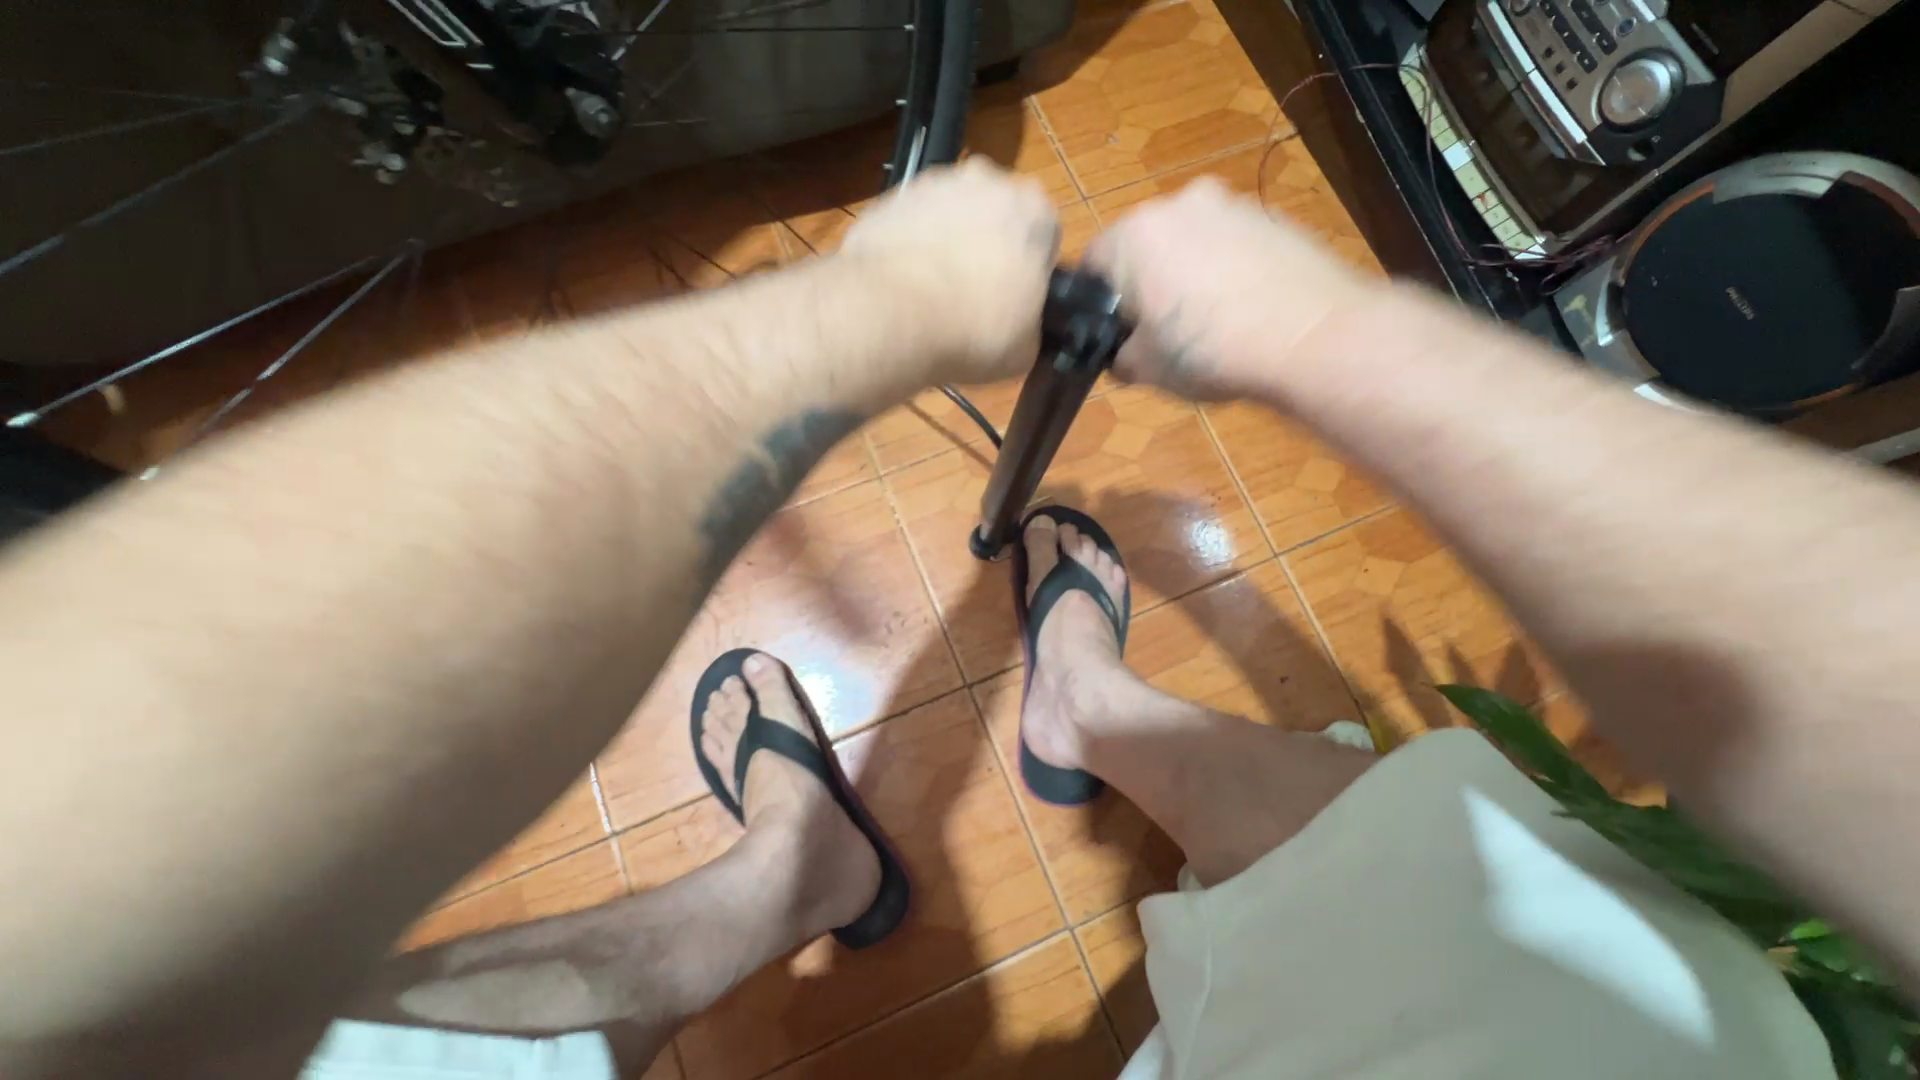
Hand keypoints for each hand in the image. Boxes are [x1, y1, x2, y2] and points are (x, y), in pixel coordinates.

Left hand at [843, 159, 1058, 384]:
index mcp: (1035, 211)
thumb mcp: (1026, 349)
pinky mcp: (889, 198)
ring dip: (945, 246)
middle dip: (986, 249)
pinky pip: (909, 225)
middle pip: (994, 216)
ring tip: (931, 297)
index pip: (1043, 236)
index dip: (1028, 271)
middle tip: (971, 300)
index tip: (1012, 301)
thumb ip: (1031, 324)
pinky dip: (907, 249)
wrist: (893, 316)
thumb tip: (1019, 327)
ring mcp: (934, 184)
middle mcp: (987, 181)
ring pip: (949, 216)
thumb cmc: (974, 330)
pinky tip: (900, 288)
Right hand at [1086, 177, 1374, 400]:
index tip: (1114, 330)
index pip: (1093, 261)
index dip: (1098, 299)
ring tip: (1211, 321)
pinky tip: (1246, 311)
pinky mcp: (1275, 218)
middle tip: (1161, 328)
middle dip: (1148, 280)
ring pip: (1193, 240)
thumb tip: (1124, 353)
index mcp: (1135, 234)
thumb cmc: (1211, 350)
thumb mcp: (1147, 369)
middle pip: (1146, 243)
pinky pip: (1234, 244)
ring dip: (1191, 271)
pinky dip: (1231, 270)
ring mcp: (1232, 205)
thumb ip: (1121, 355)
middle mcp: (1179, 204)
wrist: (1312, 337)